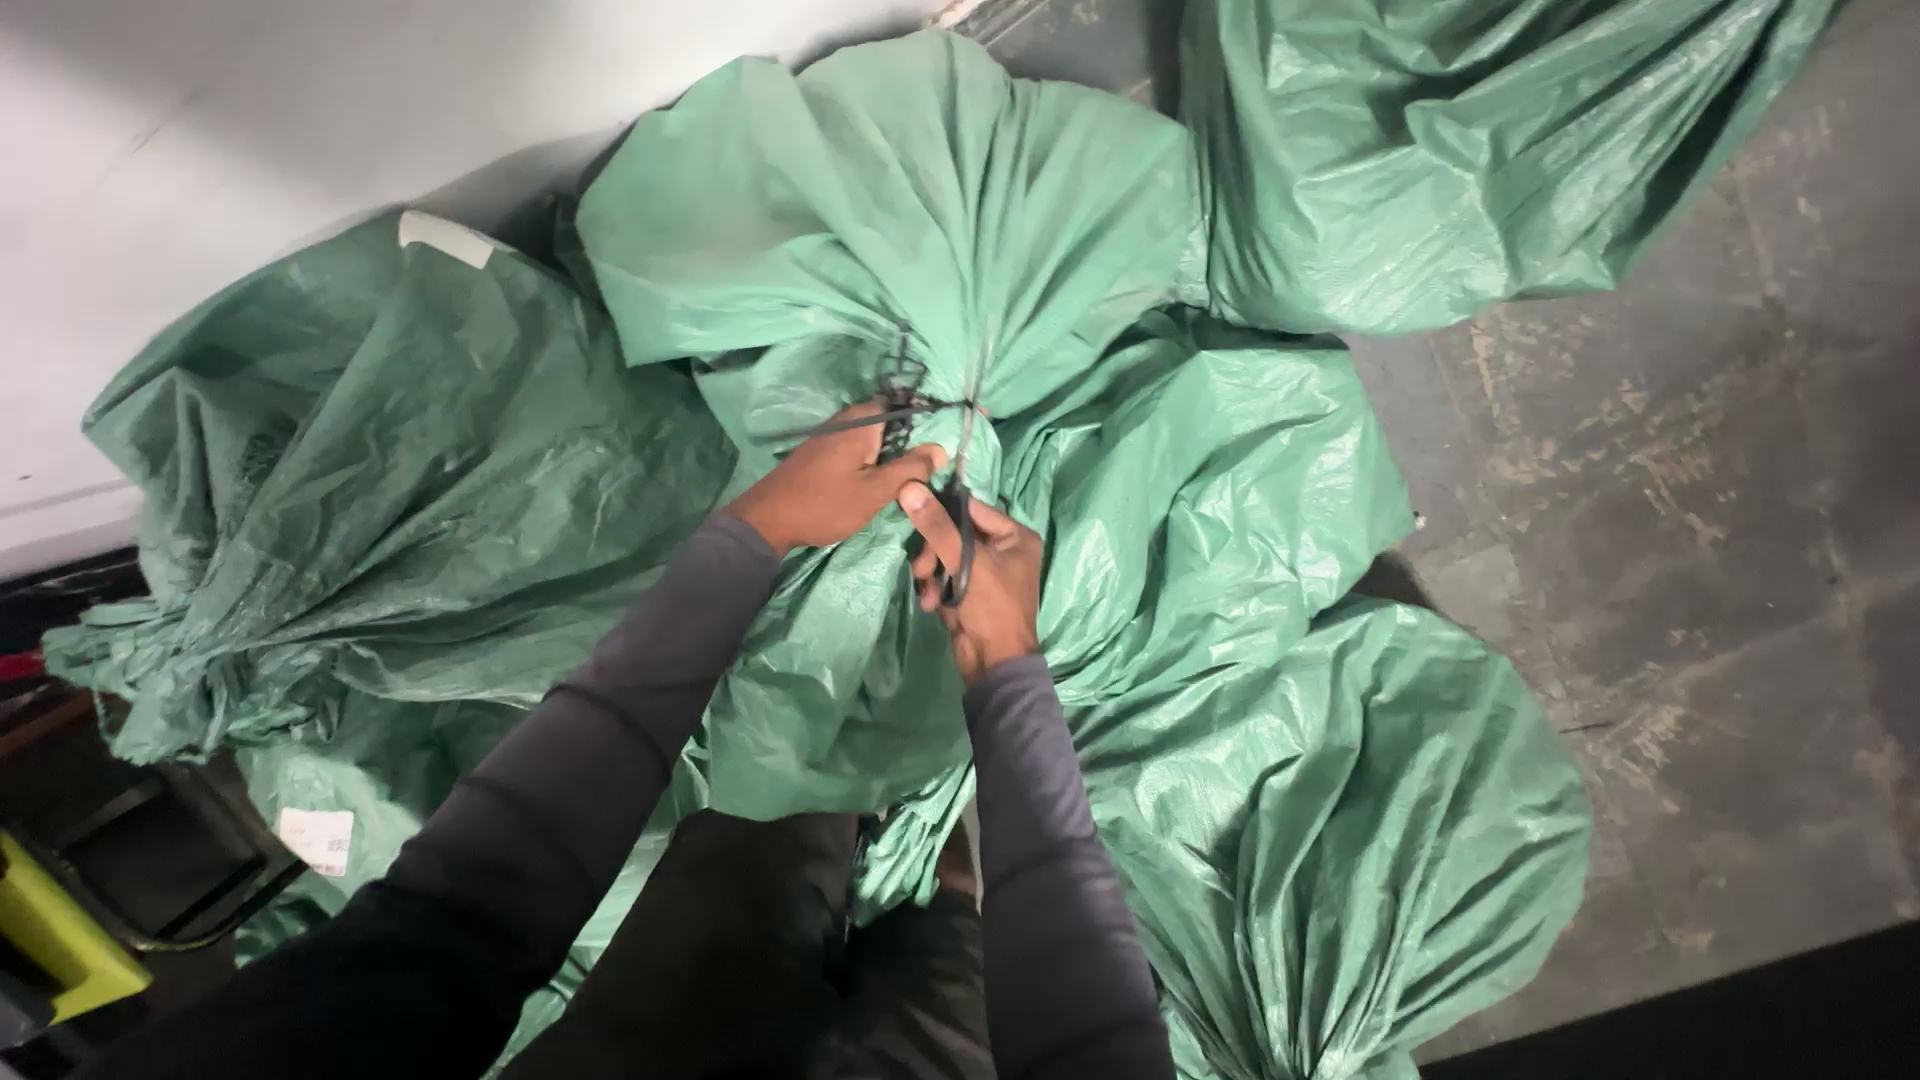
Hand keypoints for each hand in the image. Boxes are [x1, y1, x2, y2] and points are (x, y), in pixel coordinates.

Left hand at [725, 401, 946, 556]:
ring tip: (914, 476)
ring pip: (876, 438)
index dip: (928, 417)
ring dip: (894, 454)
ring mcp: (832, 436)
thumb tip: (940, 449)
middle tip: (934, 466)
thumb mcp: (875, 491)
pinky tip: (884, 480)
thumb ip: (910, 469)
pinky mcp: (823, 453)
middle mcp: (847, 421)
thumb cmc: (824, 504)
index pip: (904, 405)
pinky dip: (876, 460)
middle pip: (891, 422)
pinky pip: (860, 448)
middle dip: (913, 440)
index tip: (948, 436)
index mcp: (862, 422)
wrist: (767, 521)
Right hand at [898, 483, 1042, 684]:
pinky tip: (931, 603)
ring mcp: (985, 572)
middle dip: (934, 552)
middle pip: (954, 533)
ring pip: (945, 555)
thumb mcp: (966, 562)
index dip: (943, 513)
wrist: (993, 664)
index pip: (972, 509)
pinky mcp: (968, 591)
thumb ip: (938, 527)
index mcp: (1016, 536)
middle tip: (923, 568)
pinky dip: (935, 588)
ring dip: (930, 572)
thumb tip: (910, 487)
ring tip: (926, 589)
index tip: (913, 514)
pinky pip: (944, 576)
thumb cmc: (992, 607)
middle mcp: (1003, 549)